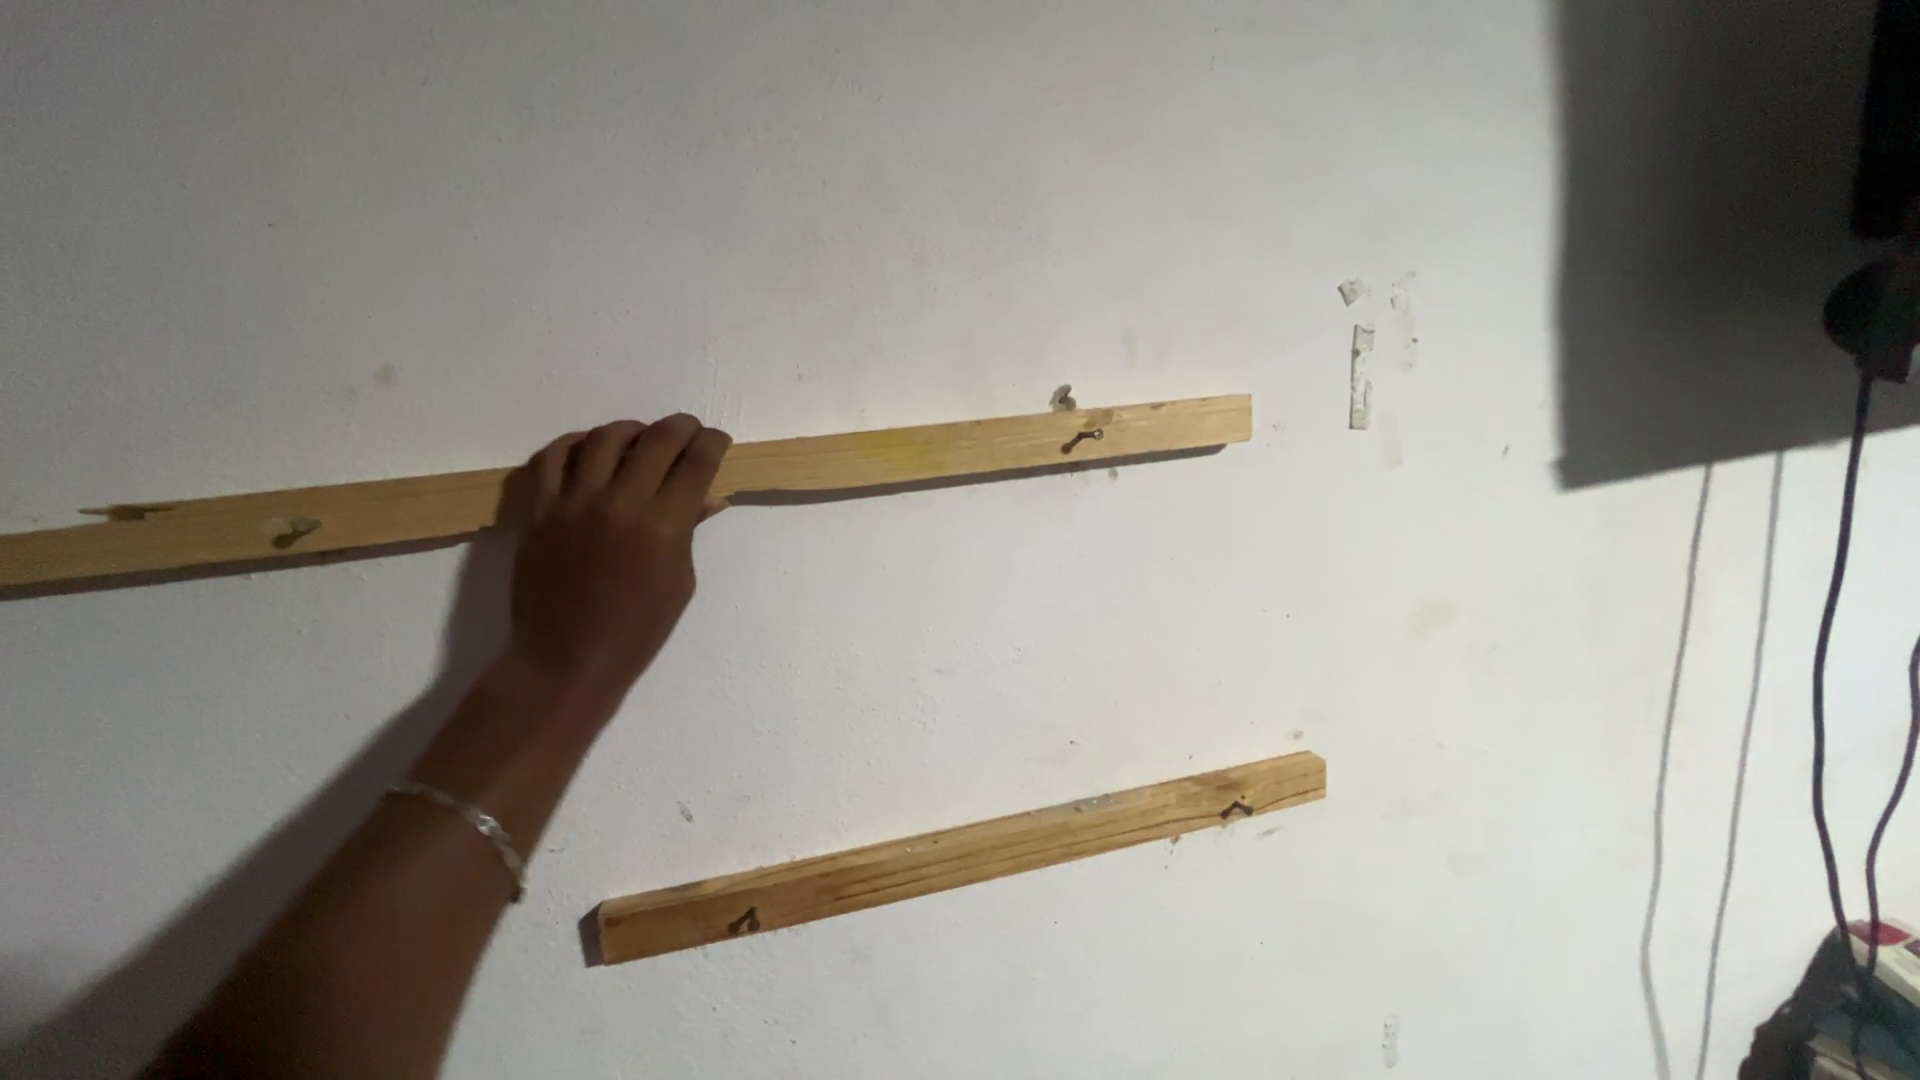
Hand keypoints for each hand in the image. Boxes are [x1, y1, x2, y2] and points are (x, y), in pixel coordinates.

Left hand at [507, 415, 731, 696]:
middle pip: (656, 441)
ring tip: (641, 436)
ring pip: (603, 439)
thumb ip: (688, 531)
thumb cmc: (637, 630)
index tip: (717, 441)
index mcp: (663, 527)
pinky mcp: (538, 511)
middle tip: (689, 430)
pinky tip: (588, 447)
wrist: (566, 659)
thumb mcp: (680, 582)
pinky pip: (551, 459)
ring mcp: (573, 504)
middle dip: (681, 427)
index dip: (712, 444)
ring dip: (631, 429)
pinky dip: (573, 443)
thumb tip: (704, 496)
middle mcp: (619, 503)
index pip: (696, 464)